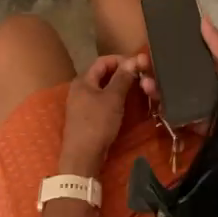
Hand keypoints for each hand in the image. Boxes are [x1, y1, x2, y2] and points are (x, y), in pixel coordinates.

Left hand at [59, 54, 138, 175]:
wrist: (82, 157)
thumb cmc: (97, 123)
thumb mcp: (113, 98)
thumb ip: (123, 78)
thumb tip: (133, 59)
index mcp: (83, 79)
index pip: (103, 60)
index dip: (121, 60)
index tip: (138, 65)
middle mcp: (79, 88)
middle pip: (102, 74)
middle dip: (120, 73)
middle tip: (138, 77)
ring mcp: (80, 104)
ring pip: (102, 88)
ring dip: (117, 87)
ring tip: (134, 89)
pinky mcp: (84, 117)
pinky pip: (100, 101)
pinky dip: (112, 99)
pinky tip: (123, 105)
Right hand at [133, 12, 217, 126]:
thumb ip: (216, 42)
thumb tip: (204, 17)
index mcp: (204, 67)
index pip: (180, 57)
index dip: (163, 52)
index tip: (149, 45)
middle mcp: (195, 84)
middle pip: (168, 76)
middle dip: (152, 70)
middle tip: (140, 62)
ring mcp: (191, 104)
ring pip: (167, 94)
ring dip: (154, 88)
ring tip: (145, 83)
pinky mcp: (192, 122)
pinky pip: (174, 115)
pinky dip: (162, 108)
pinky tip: (155, 102)